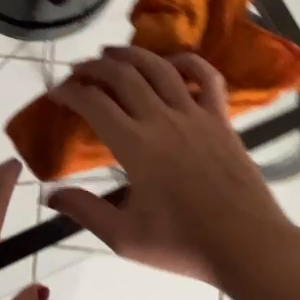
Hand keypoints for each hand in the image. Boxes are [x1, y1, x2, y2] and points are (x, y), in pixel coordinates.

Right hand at [46, 47, 295, 286]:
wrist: (248, 246)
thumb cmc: (184, 244)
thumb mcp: (125, 238)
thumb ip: (86, 212)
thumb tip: (50, 196)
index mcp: (135, 146)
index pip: (93, 103)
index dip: (70, 92)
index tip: (57, 92)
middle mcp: (162, 119)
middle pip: (122, 75)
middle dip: (94, 67)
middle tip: (78, 71)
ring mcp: (195, 115)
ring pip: (159, 68)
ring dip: (131, 55)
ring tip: (112, 53)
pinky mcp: (221, 119)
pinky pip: (207, 78)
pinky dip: (189, 62)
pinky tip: (173, 62)